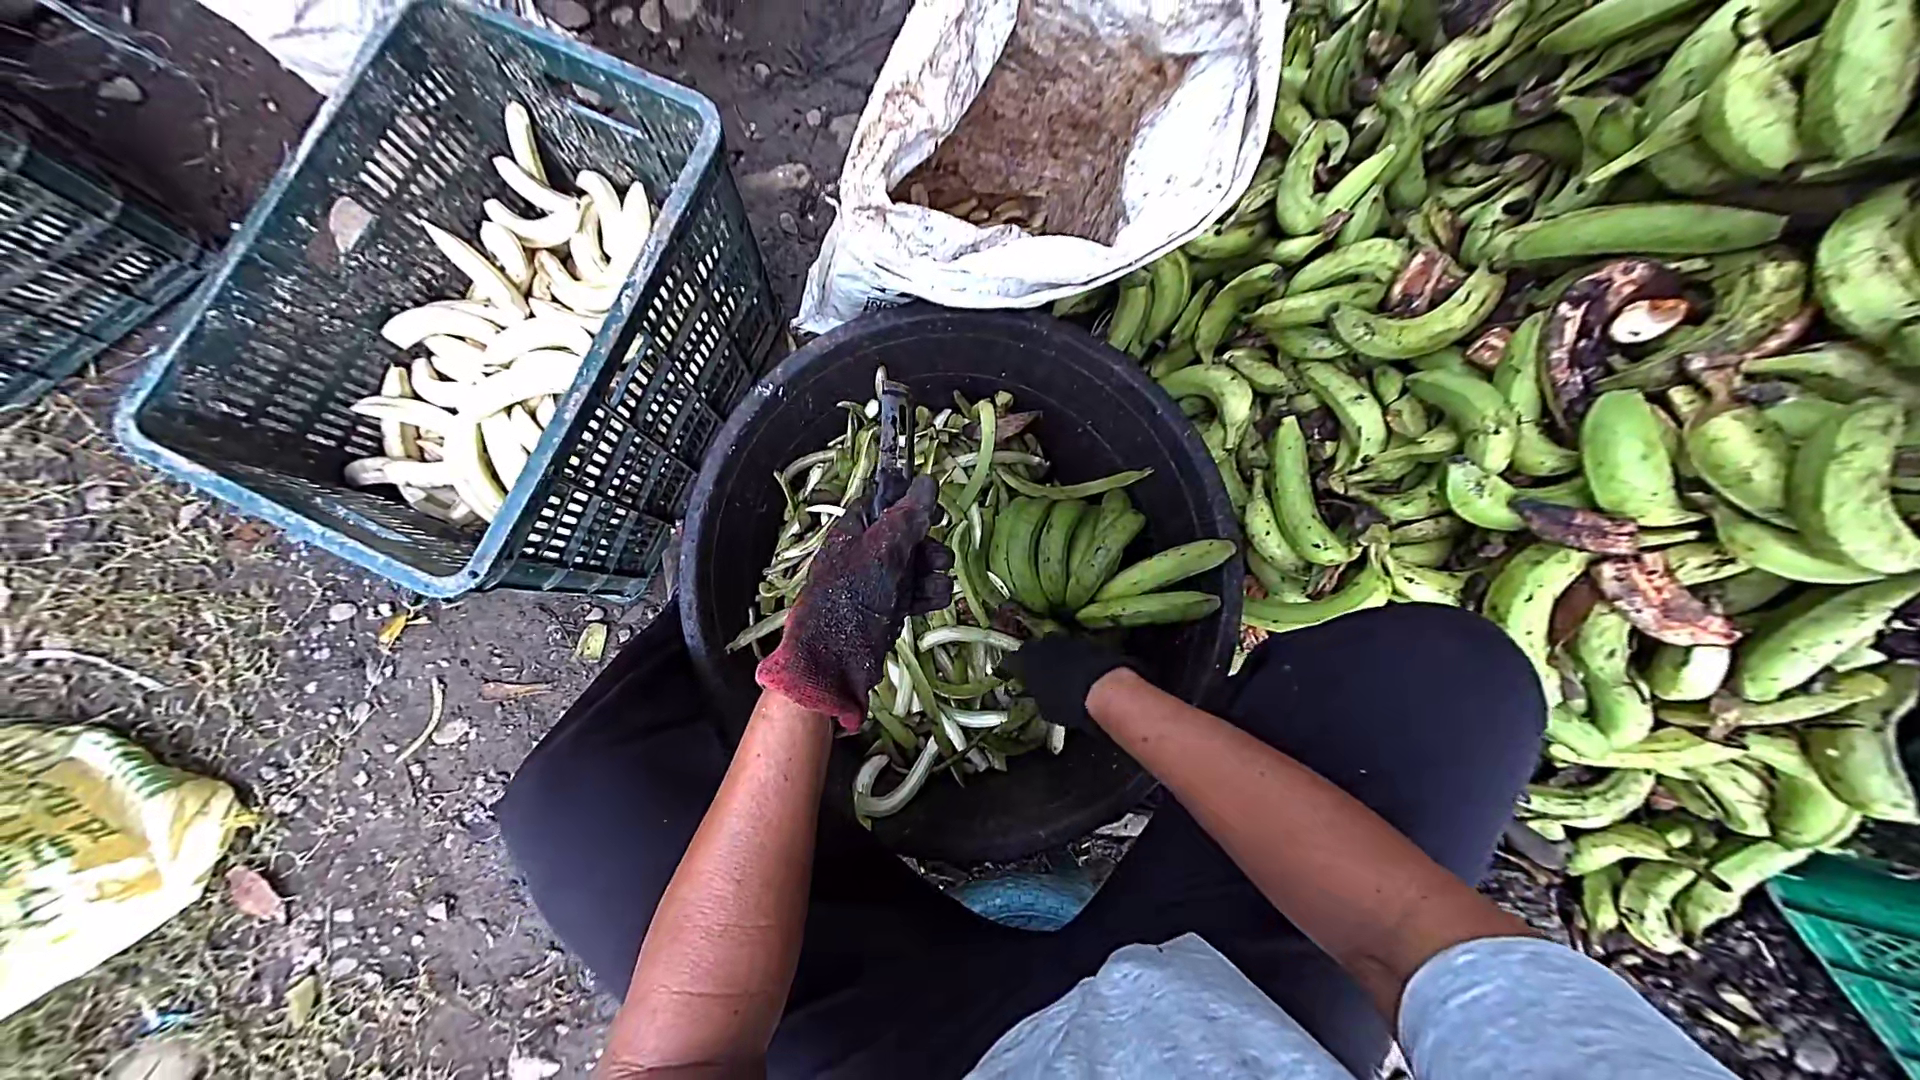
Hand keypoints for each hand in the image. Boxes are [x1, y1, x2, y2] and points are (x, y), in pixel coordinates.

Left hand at [756, 474, 952, 729]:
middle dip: (929, 546)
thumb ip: (907, 516)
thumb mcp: (881, 551)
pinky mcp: (891, 607)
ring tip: (932, 583)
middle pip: (910, 535)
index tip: (935, 510)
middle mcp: (867, 552)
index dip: (912, 502)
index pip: (885, 501)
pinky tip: (931, 601)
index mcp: (854, 530)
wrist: (834, 661)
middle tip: (936, 556)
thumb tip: (928, 482)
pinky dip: (928, 595)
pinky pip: (918, 591)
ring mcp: (879, 582)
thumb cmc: (850, 599)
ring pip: (919, 565)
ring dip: (933, 573)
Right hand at [1004, 635, 1132, 731]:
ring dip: (1057, 657)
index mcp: (1026, 660)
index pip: (1012, 661)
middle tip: (1039, 673)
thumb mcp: (1046, 708)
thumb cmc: (1068, 705)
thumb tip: (1040, 695)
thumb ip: (1039, 695)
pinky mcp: (1089, 642)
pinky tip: (1080, 671)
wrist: (1104, 689)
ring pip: (1056, 646)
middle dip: (1036, 659)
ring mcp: (1067, 641)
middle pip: (1035, 649)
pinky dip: (1076, 658)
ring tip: (1062, 672)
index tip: (1014, 675)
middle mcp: (1043, 645)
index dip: (1013, 668)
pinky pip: (1076, 649)